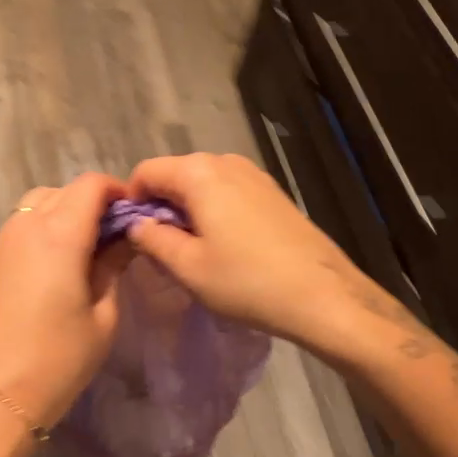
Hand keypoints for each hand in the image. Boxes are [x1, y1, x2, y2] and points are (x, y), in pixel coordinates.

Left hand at [0, 173, 133, 429]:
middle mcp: (28, 224)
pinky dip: (43, 225)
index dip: (116, 190)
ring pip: (39, 201)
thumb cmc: (57, 360)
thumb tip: (124, 240)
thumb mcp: (102, 318)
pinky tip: (56, 261)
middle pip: (65, 190)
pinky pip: (22, 222)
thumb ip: (113, 268)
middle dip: (92, 201)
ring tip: (85, 245)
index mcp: (59, 234)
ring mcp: (4, 238)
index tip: (134, 214)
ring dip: (65, 209)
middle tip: (114, 233)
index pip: (91, 185)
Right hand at [126, 153, 391, 350]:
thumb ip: (152, 240)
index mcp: (198, 172)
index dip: (132, 201)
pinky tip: (228, 247)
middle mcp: (223, 160)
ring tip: (198, 252)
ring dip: (190, 209)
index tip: (137, 237)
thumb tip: (136, 224)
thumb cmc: (248, 281)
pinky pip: (227, 191)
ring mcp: (252, 173)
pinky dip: (216, 210)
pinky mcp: (271, 190)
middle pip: (175, 174)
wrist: (325, 295)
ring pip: (202, 184)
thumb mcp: (189, 268)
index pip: (146, 171)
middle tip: (165, 250)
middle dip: (162, 206)